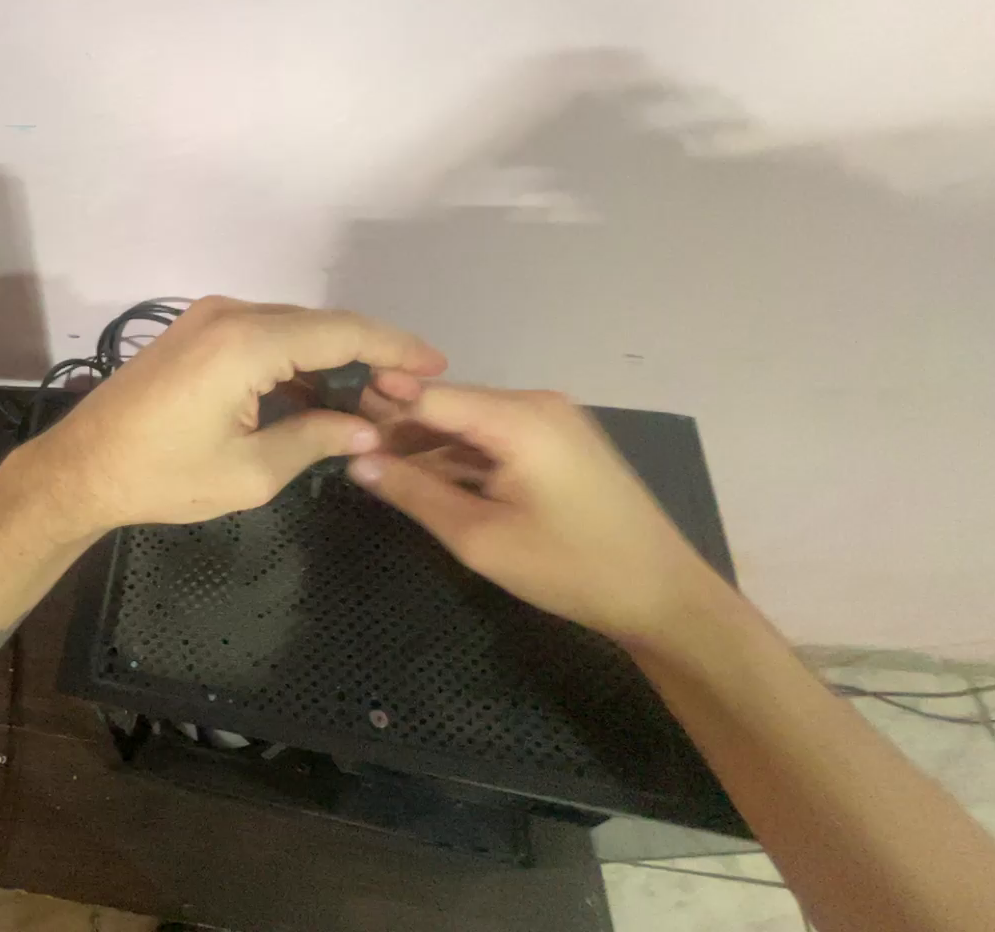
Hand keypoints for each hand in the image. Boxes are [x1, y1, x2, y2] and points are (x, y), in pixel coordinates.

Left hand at [12, 297, 446, 532]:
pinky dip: (290, 362)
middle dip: (366, 358)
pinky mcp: (190, 334)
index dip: (396, 347)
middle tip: (405, 399)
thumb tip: (368, 429)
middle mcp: (228, 314)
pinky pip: (257, 337)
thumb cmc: (162, 476)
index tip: (436, 366)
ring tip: (368, 402)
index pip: (343, 332)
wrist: (80, 469)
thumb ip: (315, 440)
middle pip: (318, 326)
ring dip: (328, 361)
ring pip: (289, 330)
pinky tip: (313, 394)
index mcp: (246, 342)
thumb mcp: (250, 471)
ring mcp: (204, 319)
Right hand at [347, 384, 728, 644]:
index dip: (376, 405)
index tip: (330, 420)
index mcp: (518, 418)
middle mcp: (534, 404)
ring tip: (374, 466)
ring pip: (463, 421)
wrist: (665, 599)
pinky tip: (422, 476)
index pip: (426, 395)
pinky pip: (489, 436)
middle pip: (445, 404)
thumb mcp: (477, 536)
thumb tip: (353, 461)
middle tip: (347, 451)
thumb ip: (411, 492)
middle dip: (396, 426)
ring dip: (422, 444)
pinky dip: (455, 454)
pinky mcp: (555, 442)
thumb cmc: (570, 568)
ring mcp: (549, 421)